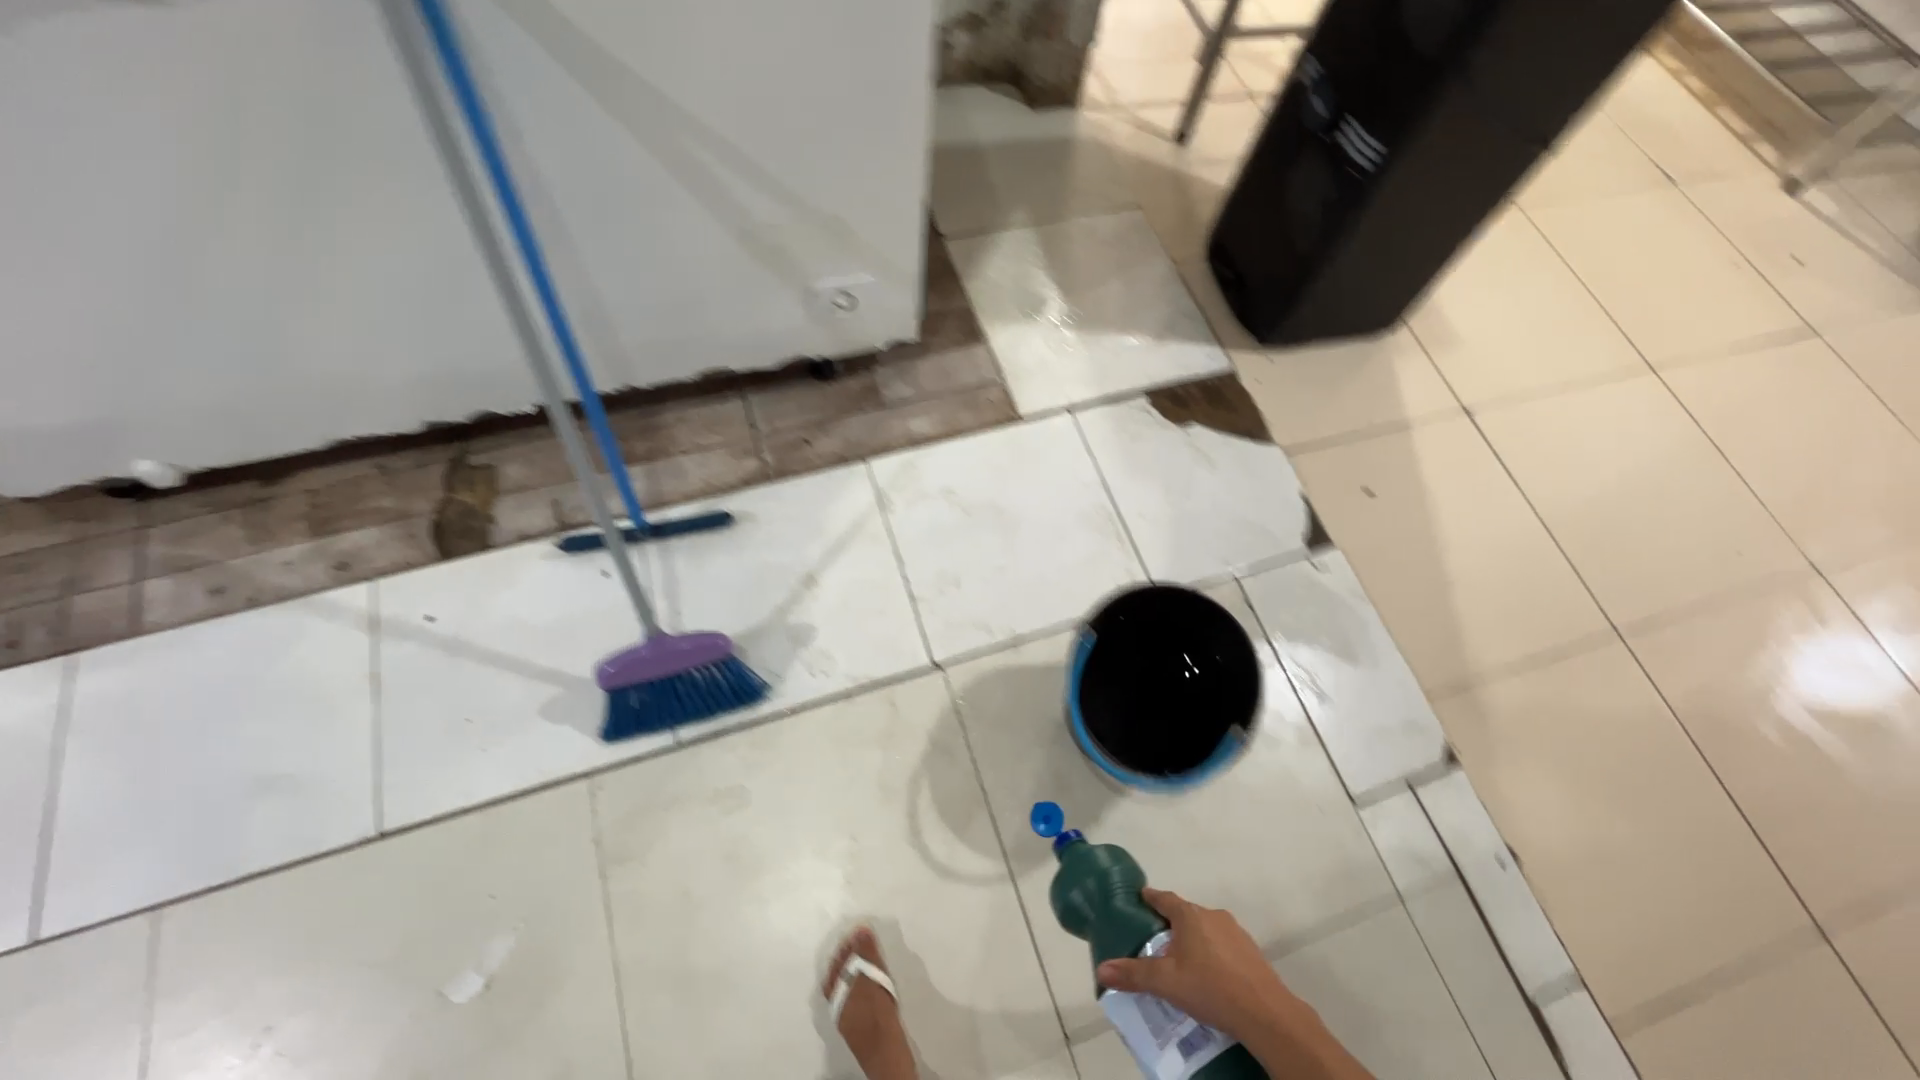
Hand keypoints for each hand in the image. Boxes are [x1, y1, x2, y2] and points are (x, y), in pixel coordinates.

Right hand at [1095, 887, 1296, 1040]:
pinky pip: (1222, 945)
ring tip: (1179, 962)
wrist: (1265, 1012)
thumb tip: (1101, 969)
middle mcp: (1213, 916)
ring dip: (1191, 940)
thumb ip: (1133, 974)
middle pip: (1185, 914)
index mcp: (1190, 916)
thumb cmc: (1210, 987)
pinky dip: (1210, 953)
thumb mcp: (1166, 982)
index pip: (1164, 898)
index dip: (1149, 898)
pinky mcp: (1250, 951)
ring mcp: (1235, 933)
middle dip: (1169, 924)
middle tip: (1153, 941)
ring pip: (1205, 930)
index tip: (1138, 899)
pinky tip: (1207, 975)